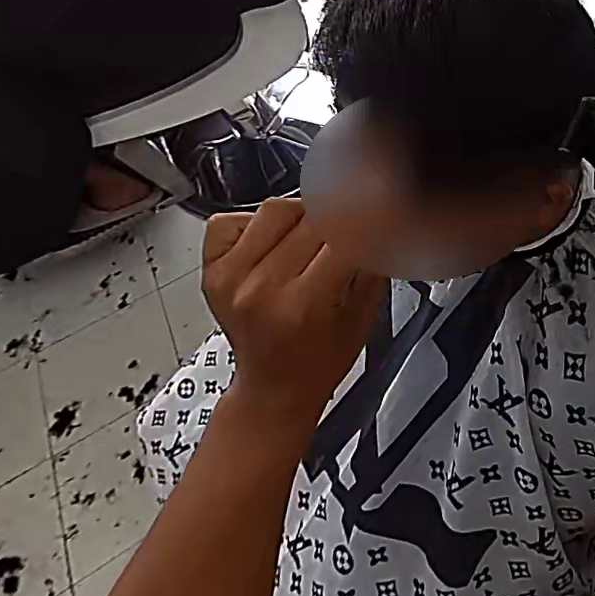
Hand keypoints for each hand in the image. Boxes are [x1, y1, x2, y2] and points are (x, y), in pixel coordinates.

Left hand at [200, 198, 387, 422]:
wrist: (276, 385)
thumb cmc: (322, 356)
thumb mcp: (366, 312)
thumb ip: (373, 263)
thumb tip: (381, 221)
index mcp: (305, 303)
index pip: (345, 236)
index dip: (370, 220)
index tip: (383, 214)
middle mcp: (262, 287)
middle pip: (313, 218)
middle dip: (343, 220)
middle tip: (352, 233)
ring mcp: (231, 278)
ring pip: (277, 210)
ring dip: (304, 216)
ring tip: (313, 238)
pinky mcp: (211, 272)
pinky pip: (231, 220)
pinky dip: (258, 223)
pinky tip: (276, 243)